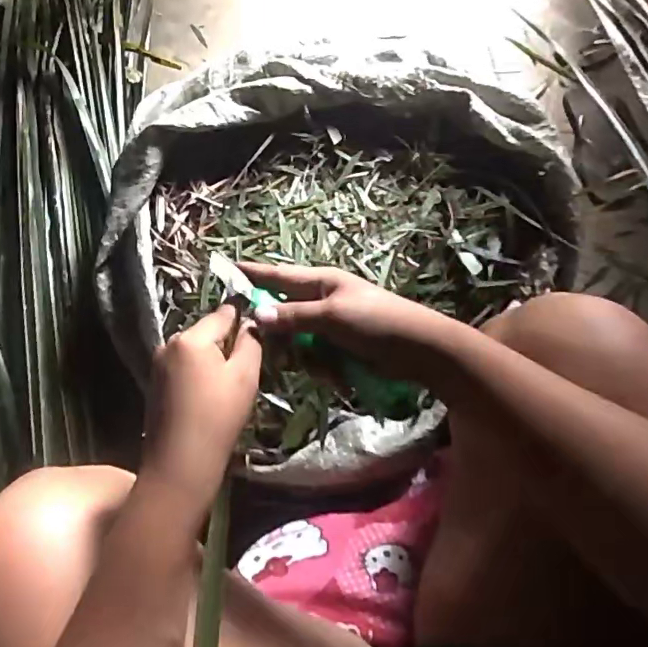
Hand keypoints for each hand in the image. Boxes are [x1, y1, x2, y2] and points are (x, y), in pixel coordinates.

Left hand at [143, 304, 262, 493]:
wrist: (179, 465)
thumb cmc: (217, 418)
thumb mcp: (245, 377)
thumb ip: (251, 342)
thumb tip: (251, 322)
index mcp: (190, 338)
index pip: (223, 314)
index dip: (243, 320)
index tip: (258, 333)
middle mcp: (169, 343)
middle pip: (206, 331)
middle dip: (225, 342)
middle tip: (245, 367)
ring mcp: (158, 363)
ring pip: (194, 349)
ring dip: (212, 359)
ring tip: (228, 385)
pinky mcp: (155, 382)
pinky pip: (183, 366)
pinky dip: (198, 373)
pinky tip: (208, 396)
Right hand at [239, 262, 463, 383]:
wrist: (422, 351)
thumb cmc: (378, 322)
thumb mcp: (333, 316)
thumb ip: (294, 316)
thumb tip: (257, 314)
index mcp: (320, 282)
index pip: (277, 275)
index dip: (252, 273)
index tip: (225, 269)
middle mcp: (321, 301)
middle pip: (282, 314)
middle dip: (281, 336)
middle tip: (280, 353)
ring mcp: (330, 326)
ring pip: (296, 341)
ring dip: (306, 358)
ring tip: (326, 368)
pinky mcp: (339, 349)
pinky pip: (315, 358)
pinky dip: (323, 368)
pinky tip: (338, 377)